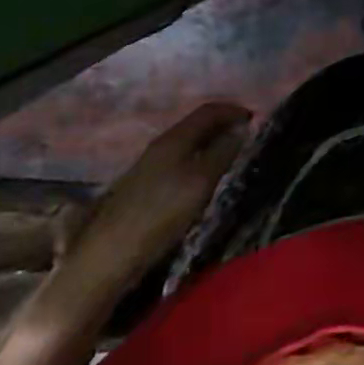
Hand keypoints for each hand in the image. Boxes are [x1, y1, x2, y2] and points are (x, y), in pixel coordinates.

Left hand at [63, 102, 250, 292]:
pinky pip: (178, 159)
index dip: (232, 110)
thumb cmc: (161, 213)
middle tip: (246, 135)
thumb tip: (242, 128)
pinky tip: (203, 176)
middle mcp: (160, 145)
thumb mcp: (201, 182)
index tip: (255, 118)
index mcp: (175, 138)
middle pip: (196, 124)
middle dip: (222, 125)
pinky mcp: (143, 186)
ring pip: (187, 142)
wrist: (108, 254)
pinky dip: (197, 158)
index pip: (208, 110)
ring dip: (210, 142)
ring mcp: (149, 165)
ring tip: (230, 154)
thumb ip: (223, 152)